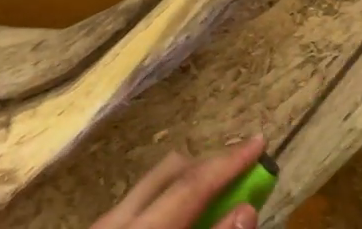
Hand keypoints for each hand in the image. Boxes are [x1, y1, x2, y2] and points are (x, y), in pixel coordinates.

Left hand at [92, 135, 266, 228]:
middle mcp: (118, 216)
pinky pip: (139, 201)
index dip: (230, 162)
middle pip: (172, 169)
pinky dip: (168, 198)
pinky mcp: (100, 227)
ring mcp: (103, 221)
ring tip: (216, 193)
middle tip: (244, 168)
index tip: (260, 141)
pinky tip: (183, 214)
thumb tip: (247, 209)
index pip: (193, 184)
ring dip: (189, 180)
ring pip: (153, 181)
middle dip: (211, 164)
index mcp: (142, 226)